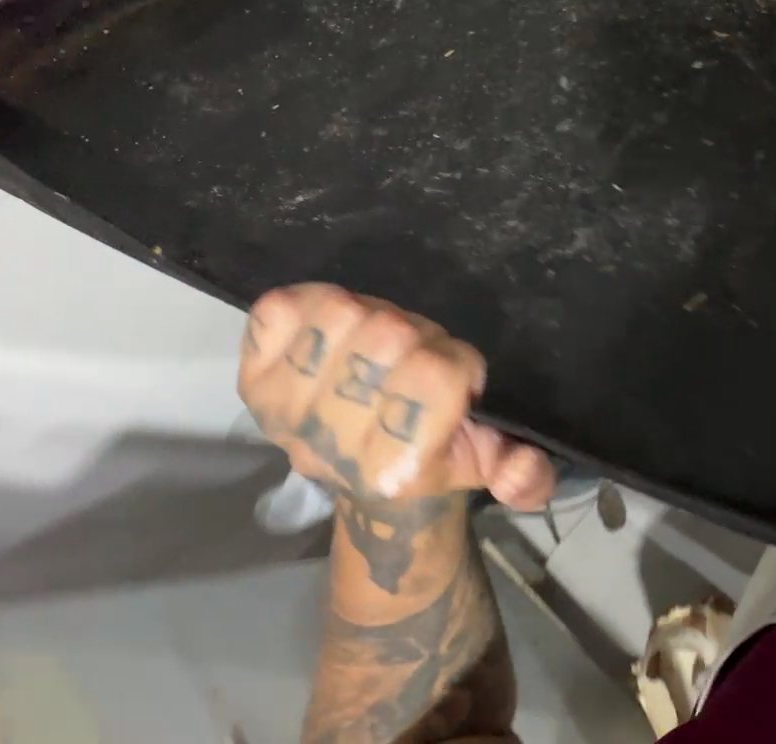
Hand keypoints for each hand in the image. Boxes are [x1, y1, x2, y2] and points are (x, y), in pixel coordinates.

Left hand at [238, 283, 554, 509]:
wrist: (364, 473)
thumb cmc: (435, 455)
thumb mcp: (489, 466)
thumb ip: (524, 473)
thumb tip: (521, 472)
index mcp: (392, 468)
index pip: (437, 375)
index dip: (460, 365)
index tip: (461, 383)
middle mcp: (330, 444)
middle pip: (387, 335)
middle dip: (419, 336)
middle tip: (420, 357)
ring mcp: (283, 410)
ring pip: (340, 314)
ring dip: (372, 316)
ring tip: (380, 341)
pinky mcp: (251, 378)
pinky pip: (278, 309)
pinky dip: (310, 303)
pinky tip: (333, 329)